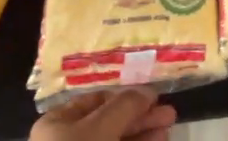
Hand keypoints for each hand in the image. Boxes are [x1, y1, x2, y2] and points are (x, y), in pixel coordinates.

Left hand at [30, 88, 177, 140]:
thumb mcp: (100, 127)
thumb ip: (125, 106)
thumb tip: (147, 91)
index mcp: (58, 123)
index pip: (96, 101)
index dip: (126, 96)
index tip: (153, 97)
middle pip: (111, 123)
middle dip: (141, 117)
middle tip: (169, 114)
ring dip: (144, 136)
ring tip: (169, 128)